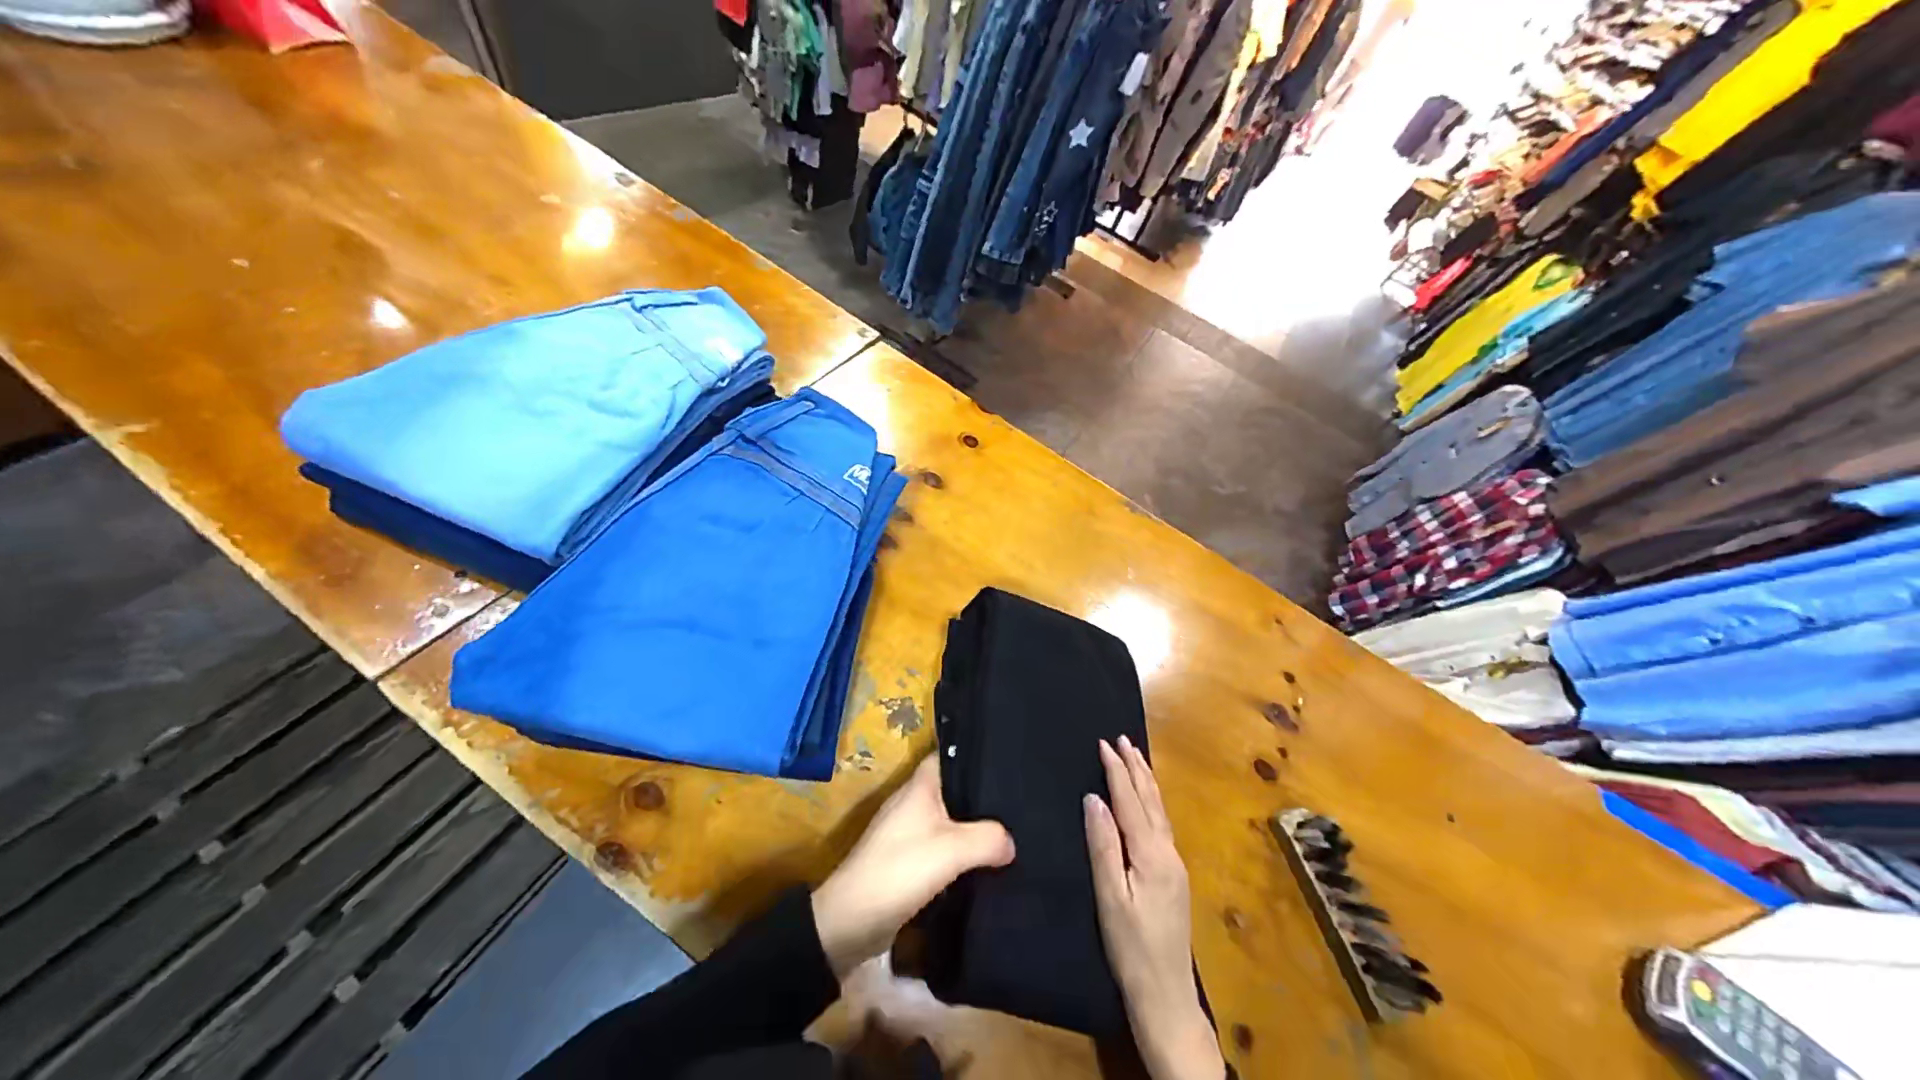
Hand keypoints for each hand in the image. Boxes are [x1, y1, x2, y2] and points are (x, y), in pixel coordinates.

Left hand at [813, 755, 1015, 978]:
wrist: (851, 922)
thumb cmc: (900, 870)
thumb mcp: (953, 849)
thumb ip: (989, 838)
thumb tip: (1011, 843)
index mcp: (918, 787)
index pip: (949, 754)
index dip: (975, 755)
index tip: (1008, 762)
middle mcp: (911, 803)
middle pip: (953, 790)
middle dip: (982, 797)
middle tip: (1019, 803)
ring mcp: (906, 833)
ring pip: (949, 822)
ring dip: (972, 830)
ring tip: (1009, 834)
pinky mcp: (906, 863)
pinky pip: (941, 850)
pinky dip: (960, 856)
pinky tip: (984, 865)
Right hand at [1086, 737, 1224, 1079]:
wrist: (1165, 992)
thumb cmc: (1130, 946)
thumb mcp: (1109, 896)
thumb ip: (1103, 845)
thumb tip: (1094, 799)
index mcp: (1151, 854)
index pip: (1130, 801)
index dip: (1117, 771)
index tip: (1104, 743)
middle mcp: (1168, 852)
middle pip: (1151, 801)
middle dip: (1136, 768)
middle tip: (1122, 738)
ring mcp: (1174, 864)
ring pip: (1159, 811)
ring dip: (1146, 781)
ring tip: (1136, 758)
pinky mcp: (1173, 876)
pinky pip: (1162, 824)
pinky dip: (1151, 802)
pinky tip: (1146, 802)